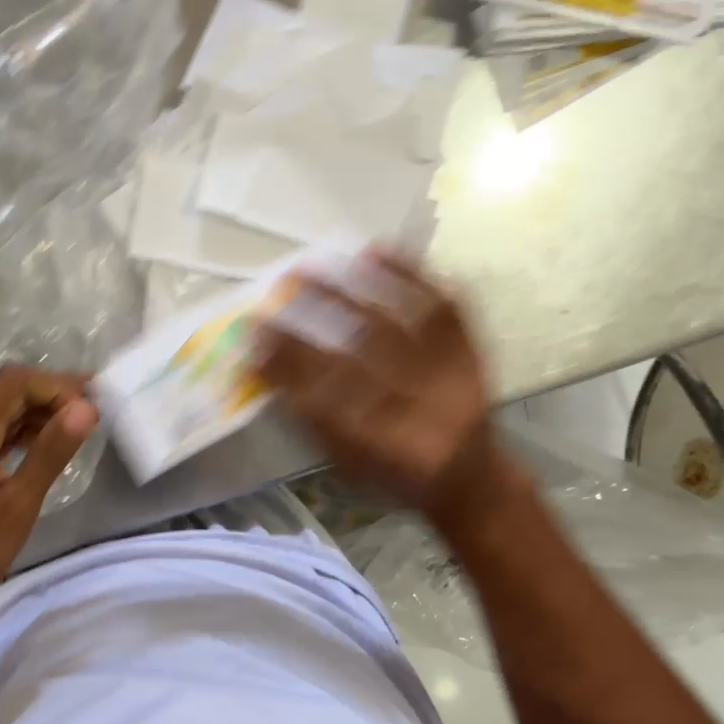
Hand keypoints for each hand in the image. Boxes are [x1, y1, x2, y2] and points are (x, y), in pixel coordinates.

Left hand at [0, 365, 98, 636]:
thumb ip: (50, 452)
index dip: (54, 384)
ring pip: (2, 415)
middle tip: (95, 408)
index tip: (90, 404)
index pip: (13, 383)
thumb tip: (85, 408)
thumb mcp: (19, 504)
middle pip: (7, 394)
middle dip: (51, 394)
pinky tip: (50, 445)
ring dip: (39, 413)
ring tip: (81, 424)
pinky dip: (24, 434)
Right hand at [255, 249, 520, 528]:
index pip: (315, 398)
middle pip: (352, 359)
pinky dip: (410, 275)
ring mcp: (445, 380)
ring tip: (313, 265)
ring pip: (393, 327)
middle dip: (310, 323)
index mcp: (372, 447)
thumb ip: (307, 418)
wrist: (466, 474)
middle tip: (277, 290)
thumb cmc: (388, 468)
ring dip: (348, 292)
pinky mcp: (469, 352)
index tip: (253, 333)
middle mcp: (410, 414)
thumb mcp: (342, 460)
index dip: (282, 365)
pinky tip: (375, 249)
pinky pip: (443, 308)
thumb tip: (263, 367)